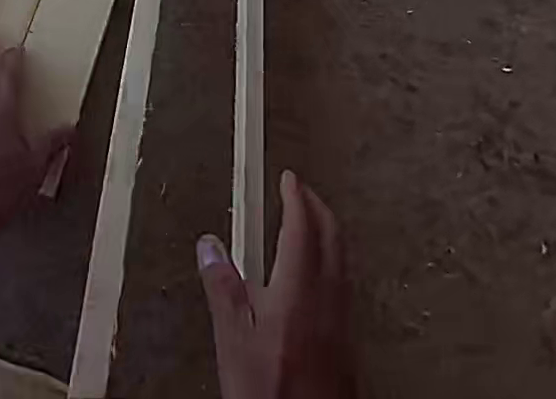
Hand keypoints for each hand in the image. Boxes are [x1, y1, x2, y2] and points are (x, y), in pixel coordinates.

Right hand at [198, 170, 355, 398]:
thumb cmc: (273, 396)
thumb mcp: (233, 340)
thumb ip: (222, 288)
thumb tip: (210, 247)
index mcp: (298, 290)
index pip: (302, 228)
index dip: (296, 197)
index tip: (289, 179)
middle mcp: (326, 300)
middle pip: (332, 237)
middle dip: (317, 206)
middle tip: (301, 191)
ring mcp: (341, 321)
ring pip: (342, 259)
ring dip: (327, 230)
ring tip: (310, 221)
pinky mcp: (345, 341)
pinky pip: (343, 282)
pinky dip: (332, 258)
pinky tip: (318, 273)